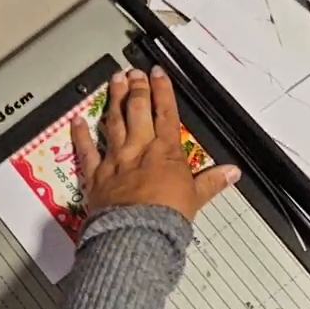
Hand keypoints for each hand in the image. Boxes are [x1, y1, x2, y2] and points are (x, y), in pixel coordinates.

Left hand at [71, 67, 239, 223]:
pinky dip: (81, 134)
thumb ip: (212, 182)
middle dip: (137, 88)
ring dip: (114, 100)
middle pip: (138, 110)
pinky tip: (77, 120)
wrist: (136, 236)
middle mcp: (139, 149)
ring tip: (114, 81)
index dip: (162, 90)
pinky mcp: (96, 175)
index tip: (158, 73)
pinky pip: (87, 150)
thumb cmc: (166, 219)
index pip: (165, 113)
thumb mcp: (196, 199)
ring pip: (114, 122)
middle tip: (134, 72)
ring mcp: (116, 159)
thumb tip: (232, 172)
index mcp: (166, 152)